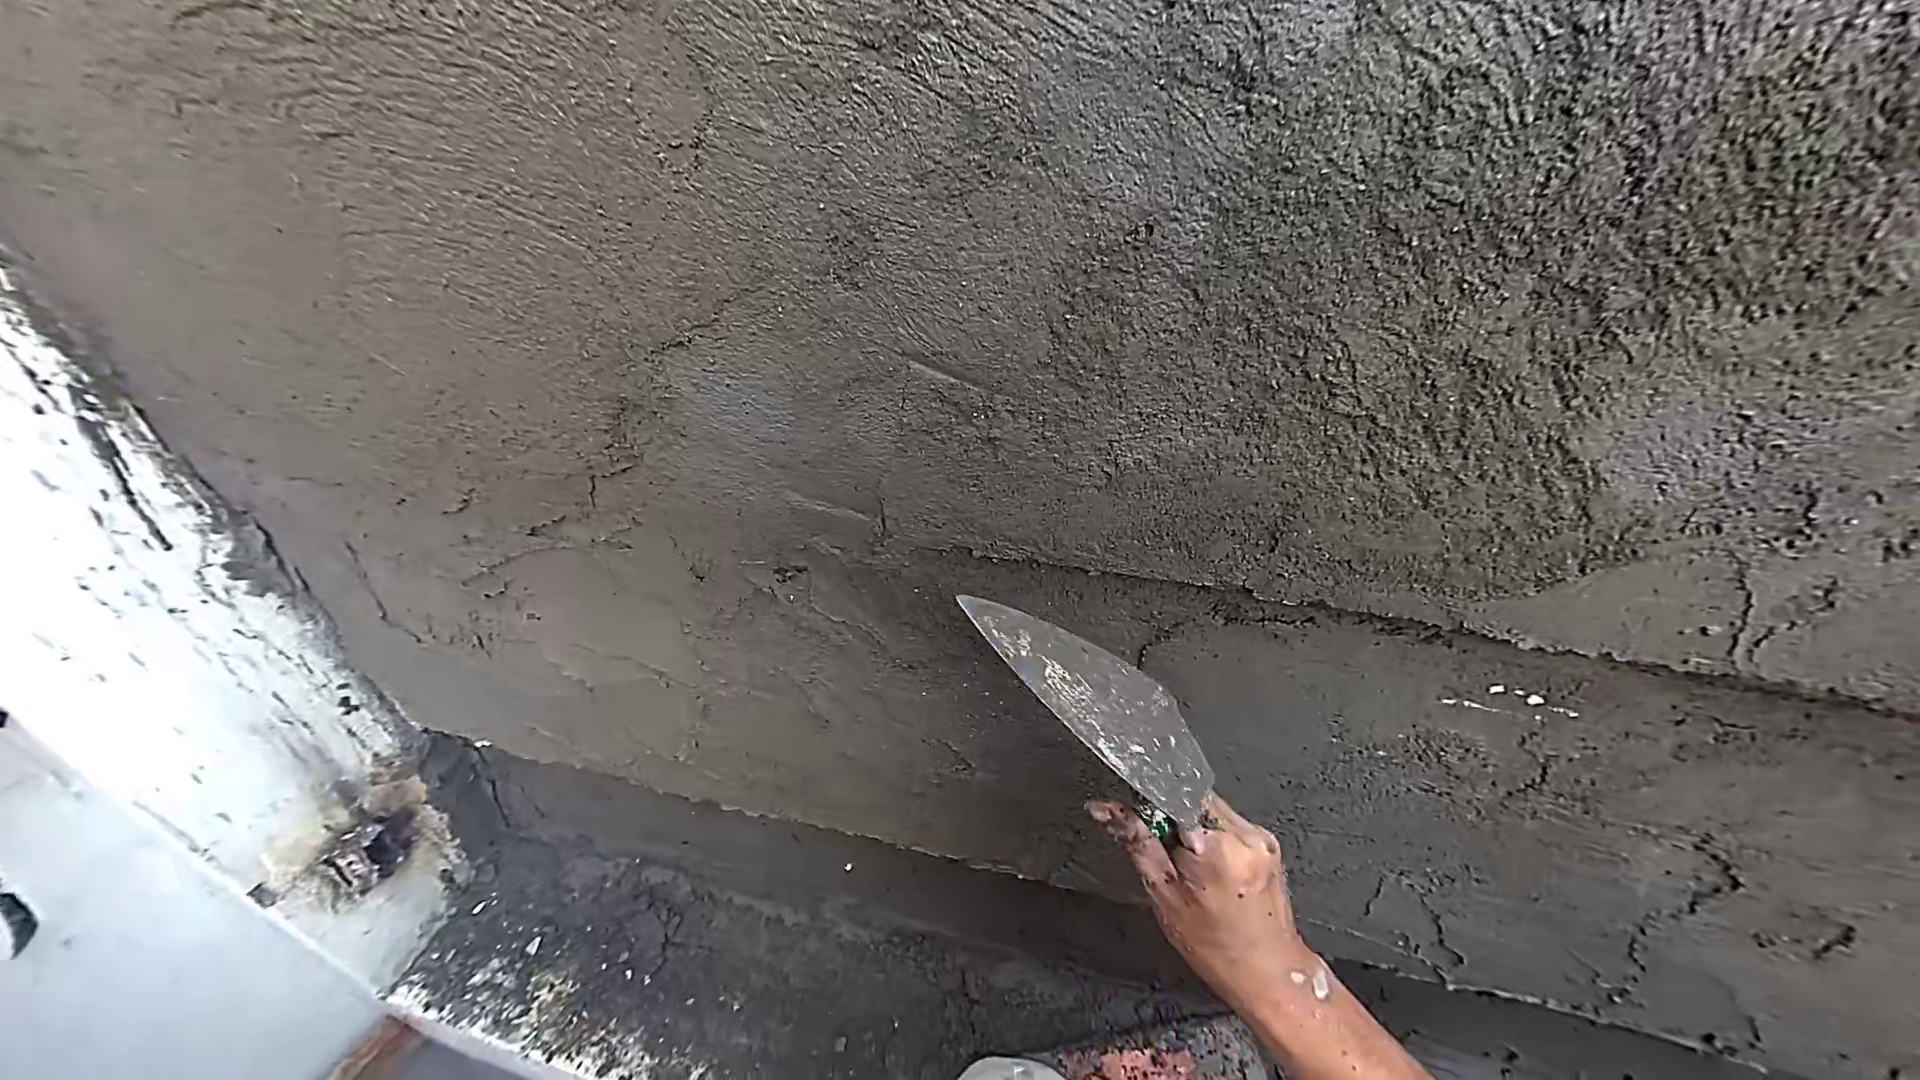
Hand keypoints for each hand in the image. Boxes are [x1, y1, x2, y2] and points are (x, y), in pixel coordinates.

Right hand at [1086, 796, 1313, 1012]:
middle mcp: (1244, 836)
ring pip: (1208, 808)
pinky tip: (1215, 867)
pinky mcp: (1268, 841)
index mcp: (1216, 848)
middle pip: (1191, 799)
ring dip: (1194, 826)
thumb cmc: (1216, 947)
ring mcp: (1261, 837)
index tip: (1144, 824)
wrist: (1268, 974)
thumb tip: (1106, 808)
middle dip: (1174, 819)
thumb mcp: (1163, 895)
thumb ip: (1137, 842)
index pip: (1171, 796)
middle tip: (1174, 857)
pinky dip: (1213, 836)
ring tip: (1196, 866)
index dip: (1152, 807)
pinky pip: (1227, 821)